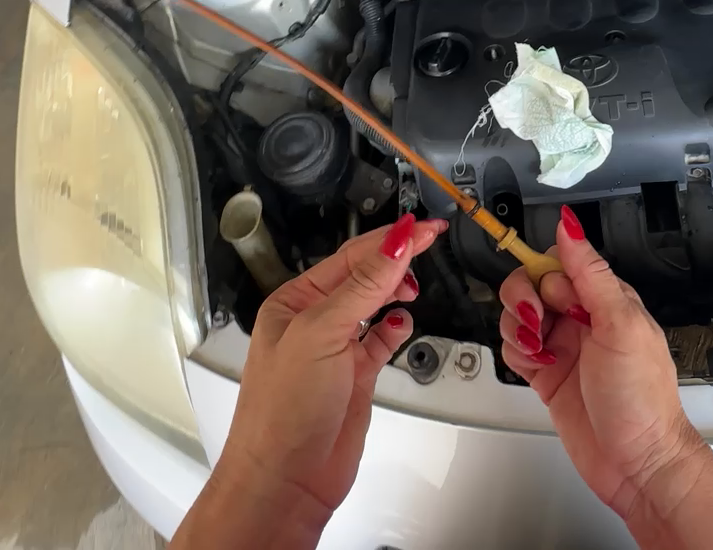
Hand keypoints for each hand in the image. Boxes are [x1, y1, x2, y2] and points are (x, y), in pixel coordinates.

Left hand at [172, 213, 446, 549]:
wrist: (285, 484)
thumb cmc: (281, 413)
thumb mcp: (322, 333)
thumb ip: (364, 286)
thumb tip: (396, 244)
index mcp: (296, 300)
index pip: (352, 256)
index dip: (390, 240)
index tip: (423, 227)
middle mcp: (316, 319)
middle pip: (366, 273)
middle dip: (398, 258)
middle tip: (431, 239)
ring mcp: (337, 347)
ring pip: (377, 302)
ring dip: (398, 290)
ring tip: (413, 288)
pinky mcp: (356, 373)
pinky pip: (383, 337)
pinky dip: (397, 327)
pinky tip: (401, 324)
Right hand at [499, 207, 712, 548]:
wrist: (638, 465)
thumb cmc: (643, 398)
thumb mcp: (620, 326)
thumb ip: (591, 274)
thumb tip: (570, 226)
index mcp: (604, 297)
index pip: (558, 261)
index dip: (544, 274)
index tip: (547, 295)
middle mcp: (581, 317)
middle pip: (532, 283)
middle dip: (523, 298)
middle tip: (536, 323)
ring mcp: (563, 344)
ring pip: (518, 312)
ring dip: (517, 326)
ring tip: (538, 348)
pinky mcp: (546, 372)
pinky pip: (514, 346)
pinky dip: (515, 351)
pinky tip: (534, 364)